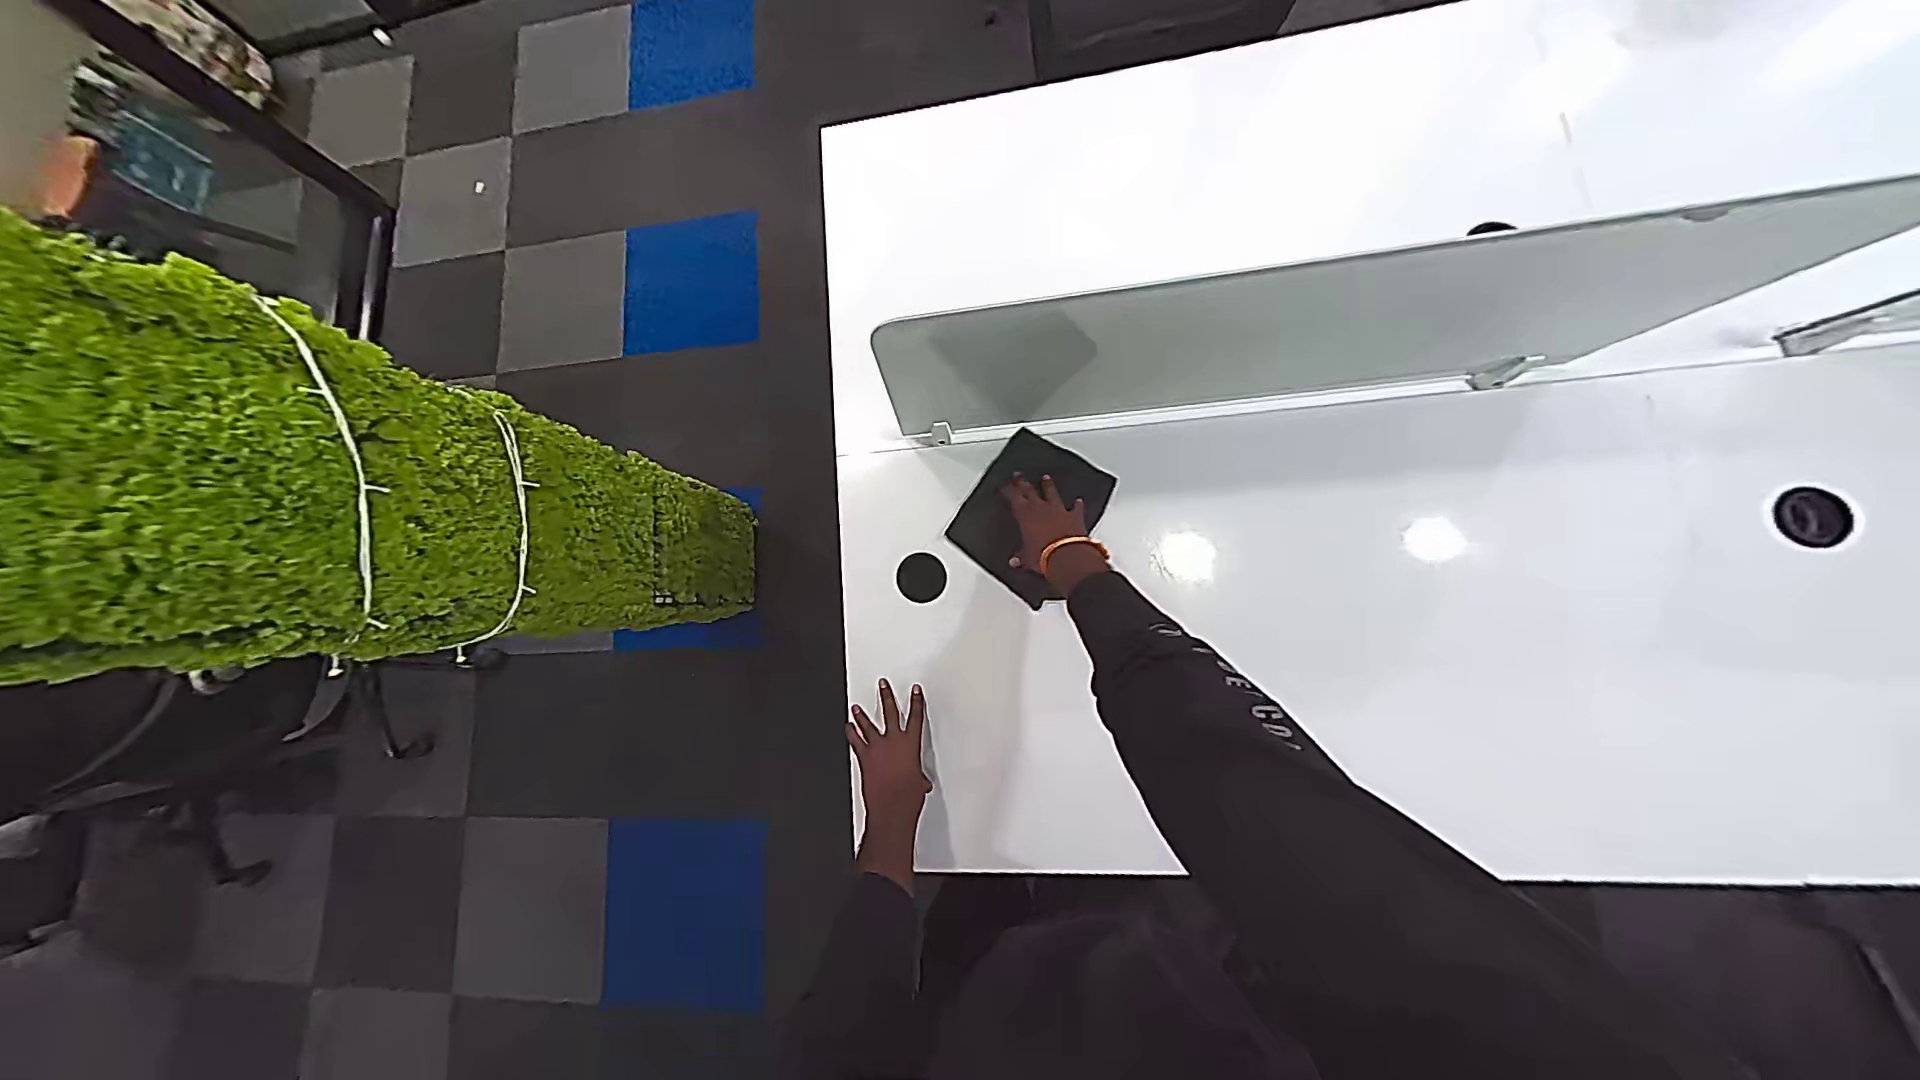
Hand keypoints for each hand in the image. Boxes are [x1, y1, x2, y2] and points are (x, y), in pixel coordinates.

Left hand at [848, 680, 930, 893]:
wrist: (891, 807)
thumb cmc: (908, 796)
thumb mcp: (920, 783)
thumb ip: (919, 777)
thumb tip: (920, 782)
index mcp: (911, 744)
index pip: (916, 717)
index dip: (916, 702)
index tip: (915, 690)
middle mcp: (893, 741)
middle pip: (890, 712)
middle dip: (887, 696)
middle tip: (883, 684)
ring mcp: (877, 747)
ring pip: (868, 725)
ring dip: (861, 715)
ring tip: (856, 706)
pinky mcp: (864, 757)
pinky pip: (856, 741)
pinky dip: (851, 734)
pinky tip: (847, 728)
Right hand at [998, 473, 1108, 594]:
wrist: (1067, 556)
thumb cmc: (1043, 556)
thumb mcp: (1027, 559)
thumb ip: (1020, 558)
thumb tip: (1014, 562)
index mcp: (1025, 515)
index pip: (1013, 497)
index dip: (1007, 490)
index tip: (1003, 486)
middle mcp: (1041, 508)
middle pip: (1030, 490)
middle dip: (1023, 482)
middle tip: (1019, 476)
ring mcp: (1058, 510)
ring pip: (1051, 493)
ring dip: (1048, 485)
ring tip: (1046, 477)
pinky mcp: (1074, 516)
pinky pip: (1076, 508)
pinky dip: (1077, 505)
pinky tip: (1079, 500)